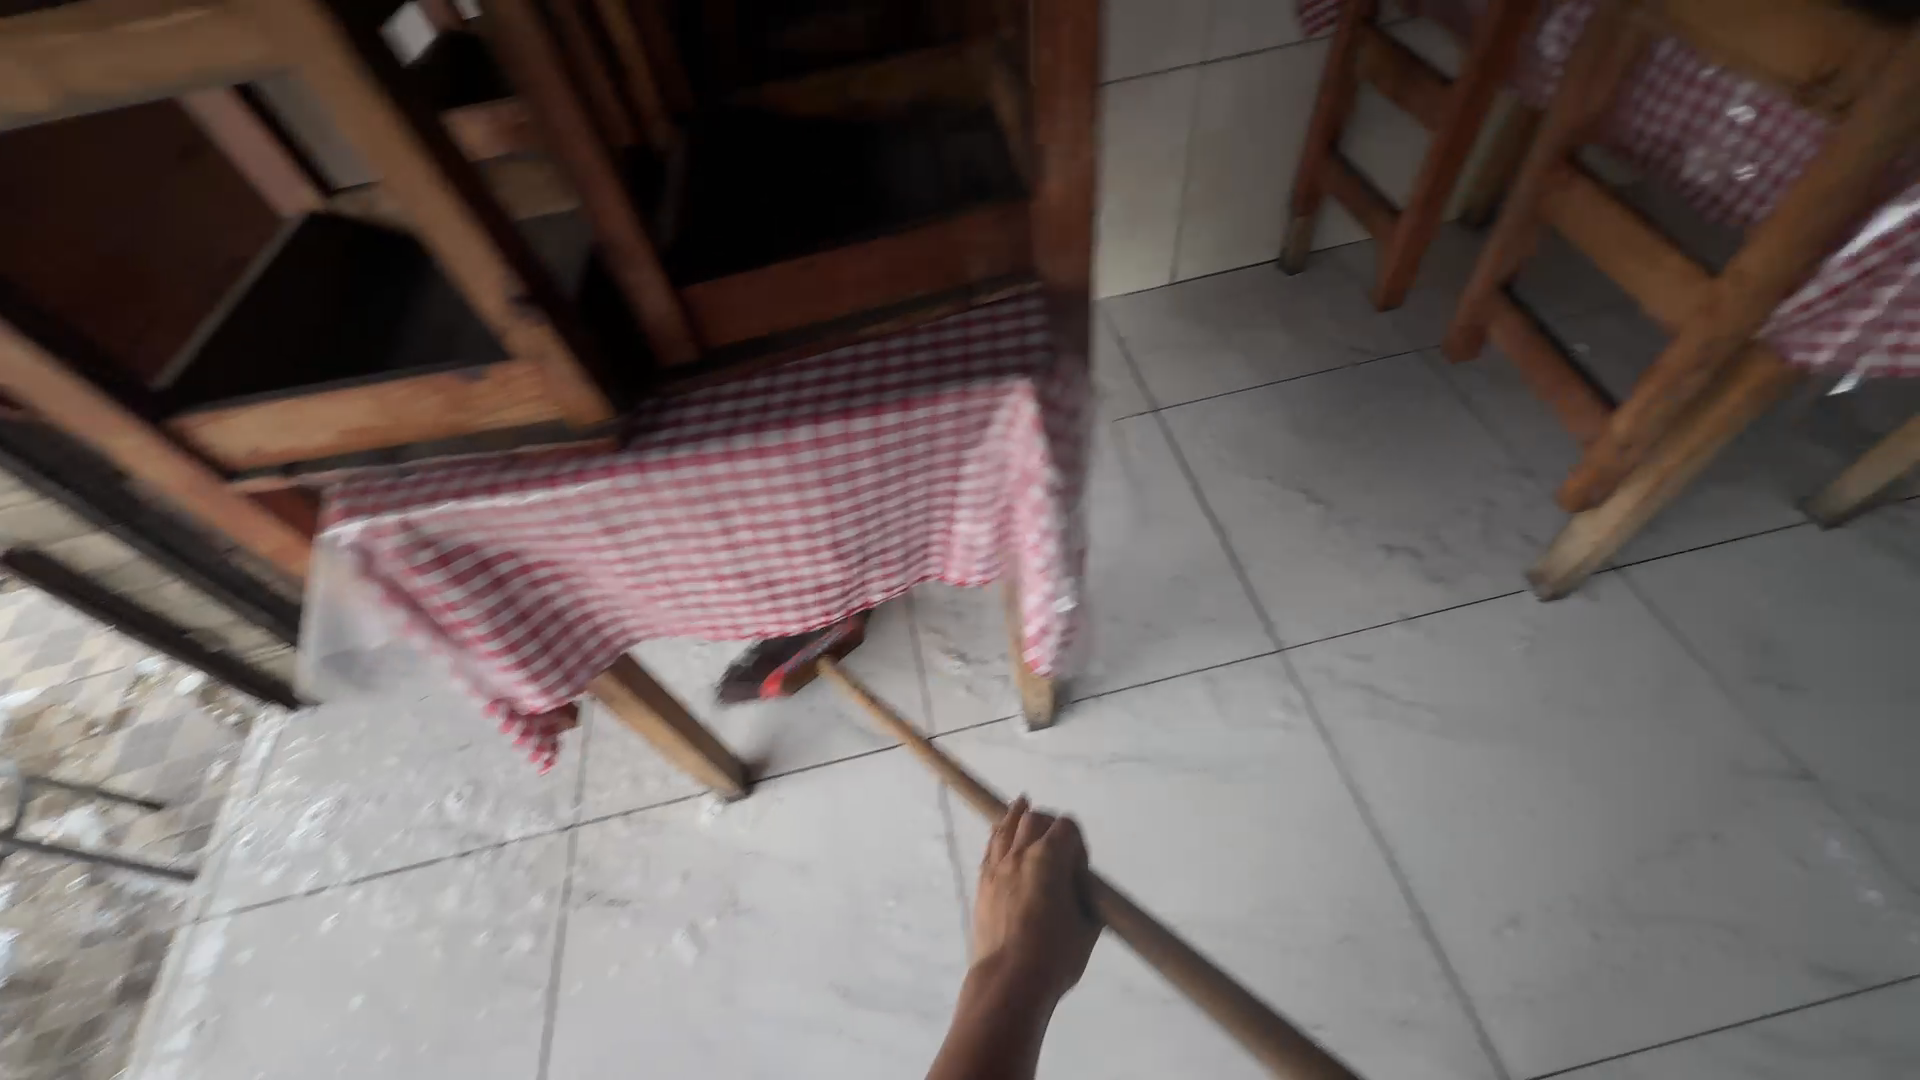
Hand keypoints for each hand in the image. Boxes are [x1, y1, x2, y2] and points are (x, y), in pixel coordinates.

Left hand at [969, 797, 1100, 1006]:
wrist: (1009, 980)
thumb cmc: (1054, 956)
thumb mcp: (1088, 929)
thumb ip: (1087, 902)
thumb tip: (1082, 894)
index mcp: (1050, 858)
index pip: (1067, 826)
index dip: (1077, 842)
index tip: (1079, 866)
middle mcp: (1021, 853)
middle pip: (1034, 818)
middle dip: (1049, 823)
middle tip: (1057, 842)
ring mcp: (998, 866)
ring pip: (1006, 825)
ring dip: (1018, 814)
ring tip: (1022, 804)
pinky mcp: (983, 882)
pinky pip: (990, 847)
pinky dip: (998, 835)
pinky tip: (1000, 833)